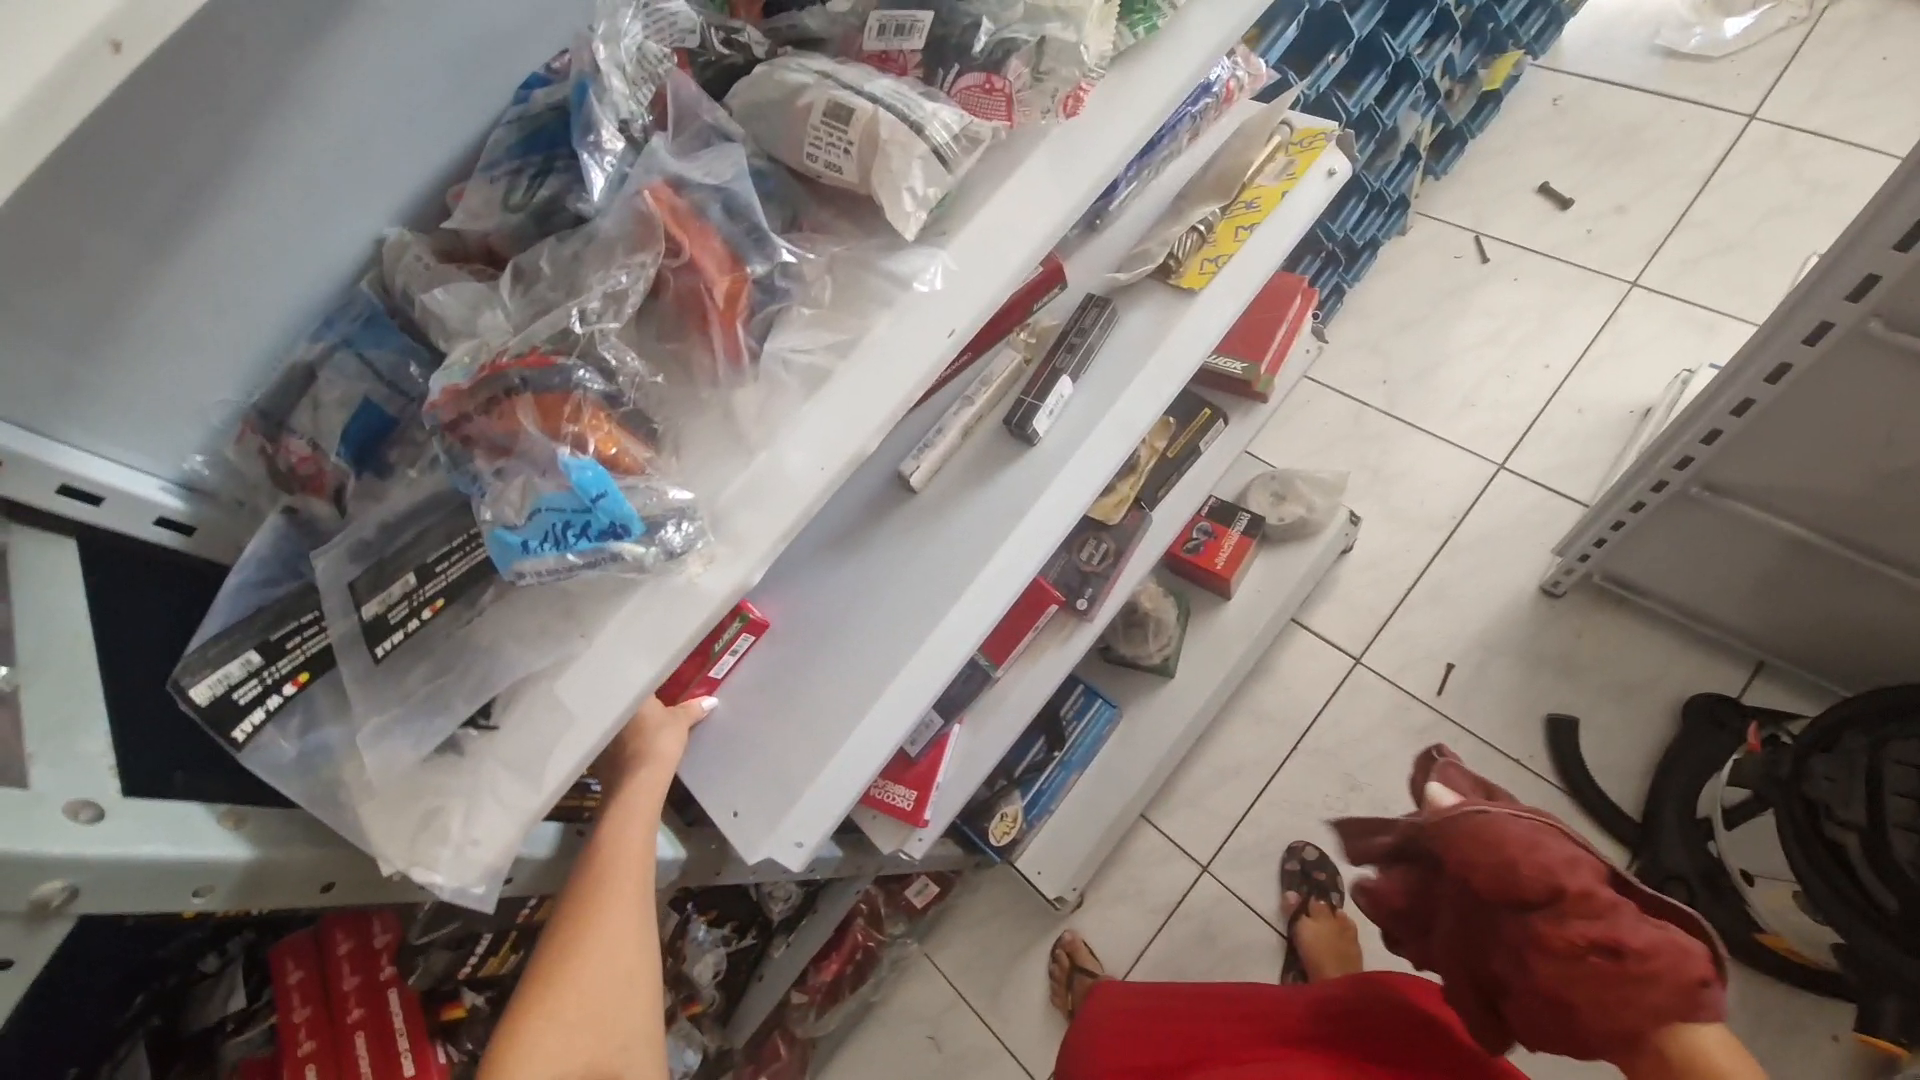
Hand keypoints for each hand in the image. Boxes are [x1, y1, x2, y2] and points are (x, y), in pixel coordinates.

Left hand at [595, 696, 715, 795]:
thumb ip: (693, 709)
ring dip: (633, 729)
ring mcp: (606, 734)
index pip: (642, 686)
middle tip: (660, 715)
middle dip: (642, 710)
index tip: (666, 696)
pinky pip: (617, 745)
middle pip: (630, 706)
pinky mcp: (602, 756)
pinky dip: (627, 747)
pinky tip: (639, 753)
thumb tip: (710, 700)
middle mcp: (614, 712)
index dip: (655, 690)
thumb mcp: (681, 722)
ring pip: (622, 726)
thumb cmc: (660, 740)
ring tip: (650, 735)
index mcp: (632, 697)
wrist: (639, 781)